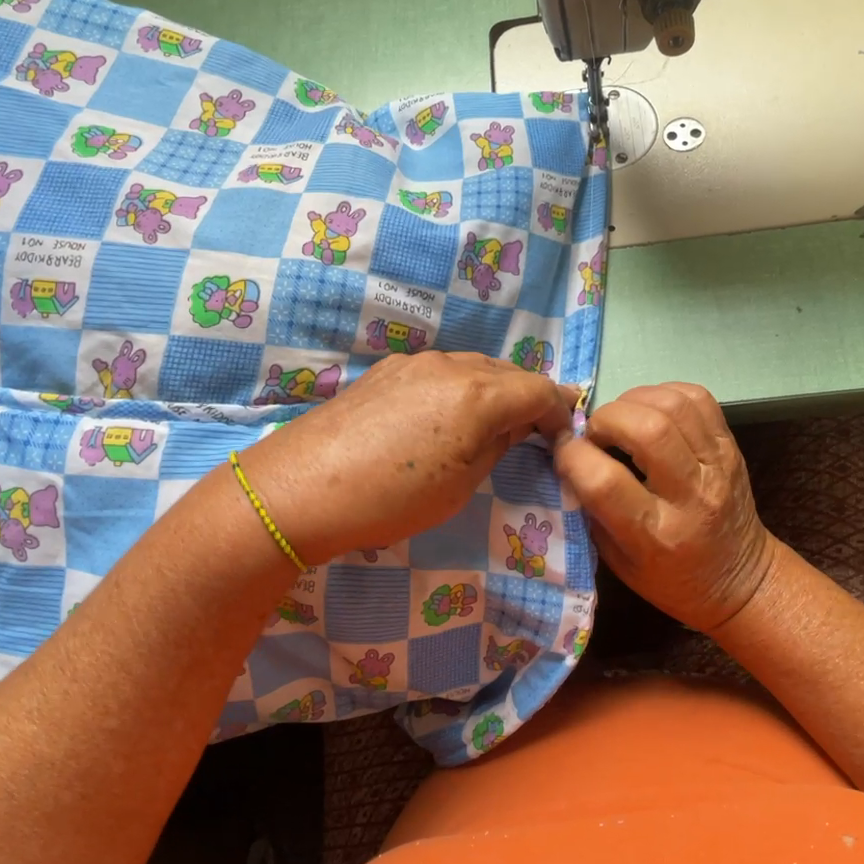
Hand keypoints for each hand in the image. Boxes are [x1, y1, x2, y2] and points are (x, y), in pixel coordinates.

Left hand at [235, 352, 575, 563]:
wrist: (300, 489)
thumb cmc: (391, 499)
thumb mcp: (460, 485)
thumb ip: (497, 445)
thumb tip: (516, 427)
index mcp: (479, 394)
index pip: (541, 390)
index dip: (560, 413)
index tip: (562, 438)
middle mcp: (452, 365)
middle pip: (510, 372)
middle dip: (530, 398)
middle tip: (537, 430)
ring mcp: (415, 363)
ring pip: (474, 367)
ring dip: (494, 390)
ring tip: (494, 424)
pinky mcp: (386, 370)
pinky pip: (441, 372)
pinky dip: (460, 388)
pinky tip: (447, 417)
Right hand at [554, 382, 777, 633]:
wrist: (739, 580)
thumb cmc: (669, 578)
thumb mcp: (618, 562)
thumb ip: (591, 511)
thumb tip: (567, 459)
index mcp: (655, 536)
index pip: (606, 482)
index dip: (573, 456)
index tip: (563, 451)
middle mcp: (691, 497)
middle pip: (648, 430)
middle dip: (607, 418)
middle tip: (596, 433)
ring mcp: (718, 467)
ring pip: (674, 406)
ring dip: (634, 400)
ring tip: (621, 418)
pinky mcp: (731, 448)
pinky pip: (699, 399)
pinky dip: (665, 392)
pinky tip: (649, 410)